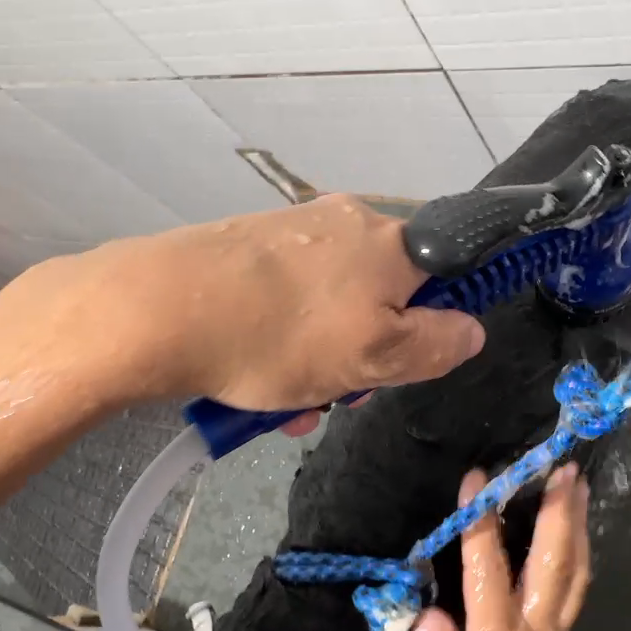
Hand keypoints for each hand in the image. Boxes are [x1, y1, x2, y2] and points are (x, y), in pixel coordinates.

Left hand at [6, 195, 485, 412]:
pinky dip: (283, 346)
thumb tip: (472, 328)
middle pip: (385, 295)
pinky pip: (288, 305)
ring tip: (289, 407)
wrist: (158, 309)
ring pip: (332, 309)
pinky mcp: (247, 251)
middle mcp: (345, 223)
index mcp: (389, 241)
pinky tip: (257, 387)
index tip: (413, 359)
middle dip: (369, 354)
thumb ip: (436, 344)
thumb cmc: (283, 336)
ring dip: (322, 363)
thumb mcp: (376, 357)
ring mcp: (292, 233)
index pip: (446, 271)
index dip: (439, 320)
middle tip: (342, 394)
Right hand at [414, 464, 602, 630]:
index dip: (481, 526)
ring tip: (578, 483)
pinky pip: (572, 585)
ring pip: (570, 569)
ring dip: (575, 523)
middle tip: (564, 464)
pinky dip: (575, 551)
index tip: (477, 480)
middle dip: (556, 510)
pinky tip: (574, 535)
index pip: (489, 575)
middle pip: (551, 561)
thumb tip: (427, 616)